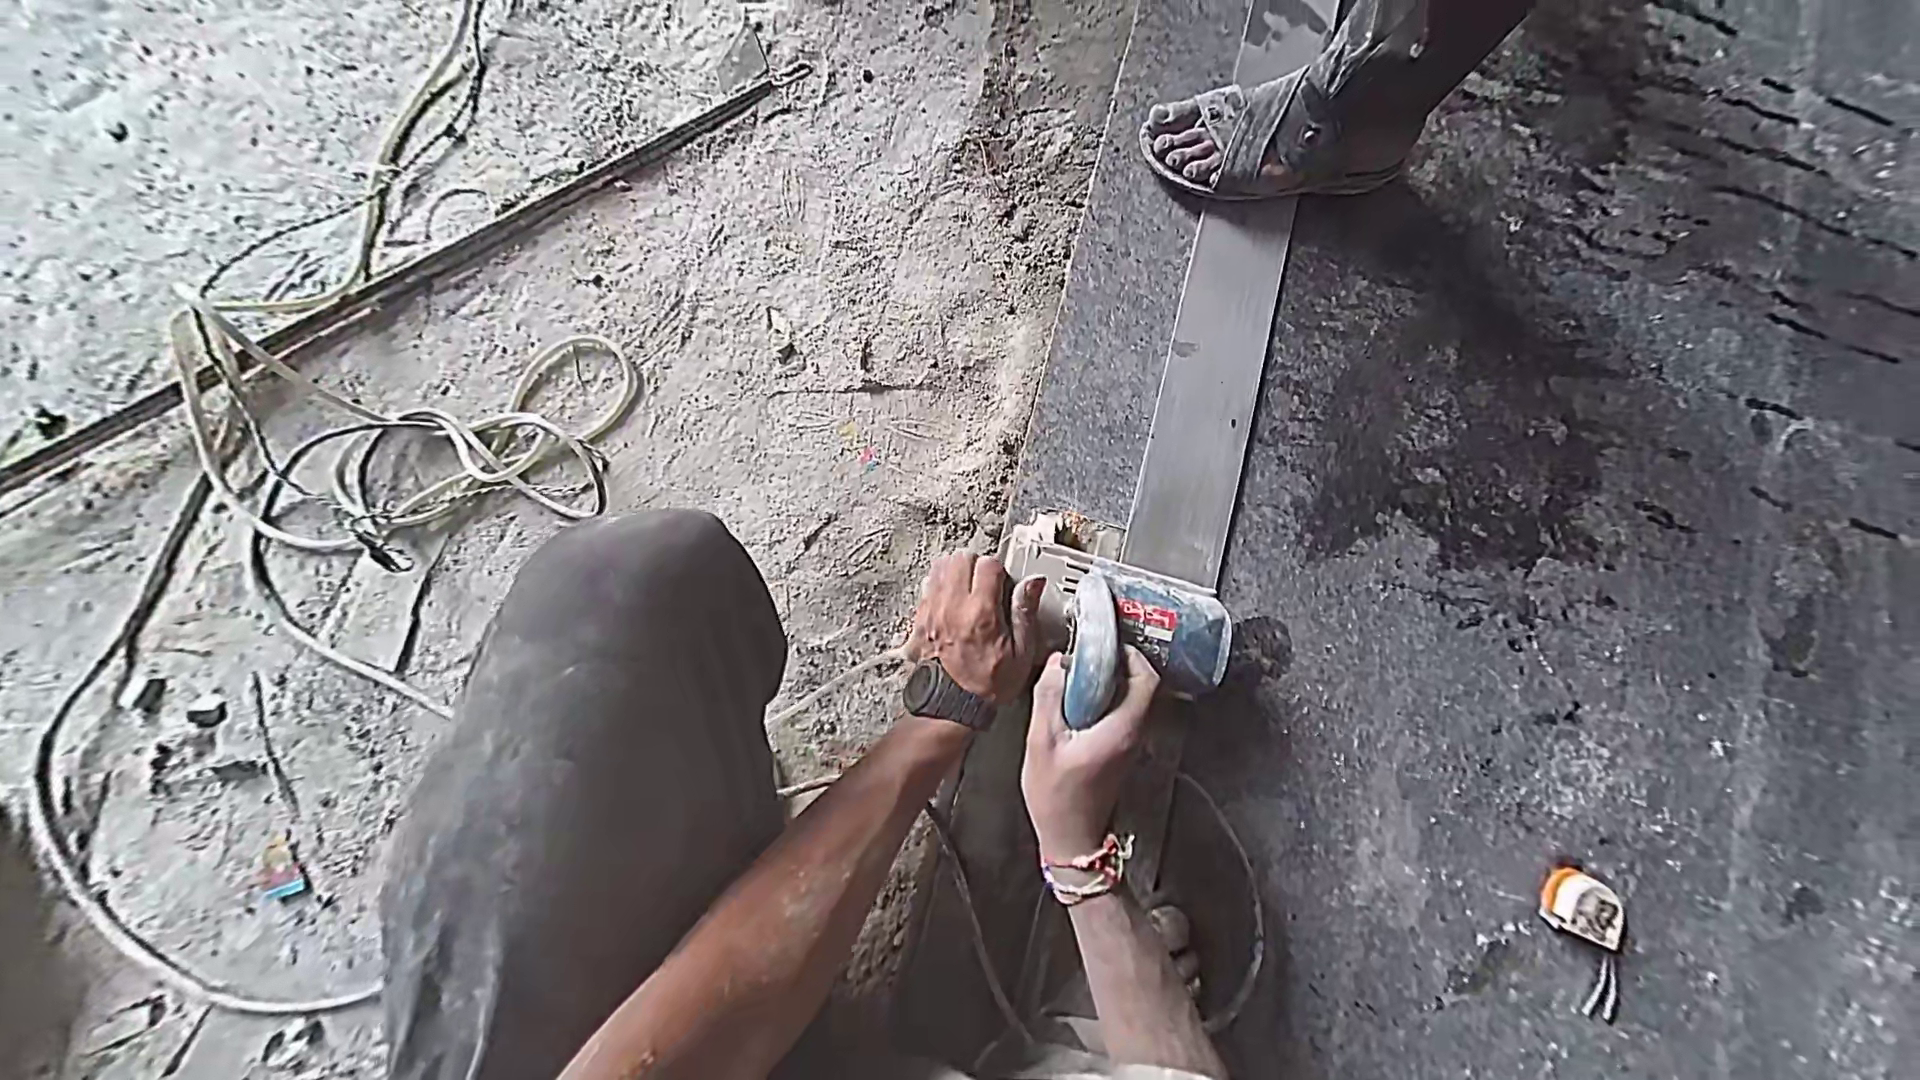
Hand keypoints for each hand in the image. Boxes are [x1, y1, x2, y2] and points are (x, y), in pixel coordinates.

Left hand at [906, 551, 1045, 703]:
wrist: (950, 706)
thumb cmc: (985, 685)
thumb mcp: (1021, 653)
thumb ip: (1025, 612)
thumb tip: (1033, 584)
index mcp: (981, 612)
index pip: (988, 564)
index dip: (999, 570)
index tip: (1003, 583)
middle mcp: (953, 607)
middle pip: (960, 559)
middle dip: (975, 565)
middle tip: (984, 582)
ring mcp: (932, 612)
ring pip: (940, 568)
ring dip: (955, 573)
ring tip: (967, 589)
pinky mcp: (919, 621)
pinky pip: (926, 589)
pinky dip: (939, 589)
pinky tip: (950, 604)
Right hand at [1021, 648, 1157, 860]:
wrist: (1070, 837)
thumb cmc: (1056, 796)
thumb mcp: (1042, 741)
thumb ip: (1049, 697)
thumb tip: (1057, 662)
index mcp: (1122, 729)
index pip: (1146, 680)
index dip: (1132, 654)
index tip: (1107, 642)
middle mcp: (1134, 734)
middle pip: (1142, 685)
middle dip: (1119, 661)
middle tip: (1090, 650)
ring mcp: (1130, 743)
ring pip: (1133, 696)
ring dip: (1112, 678)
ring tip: (1080, 669)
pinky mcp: (1120, 749)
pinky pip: (1122, 710)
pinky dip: (1106, 695)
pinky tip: (1078, 696)